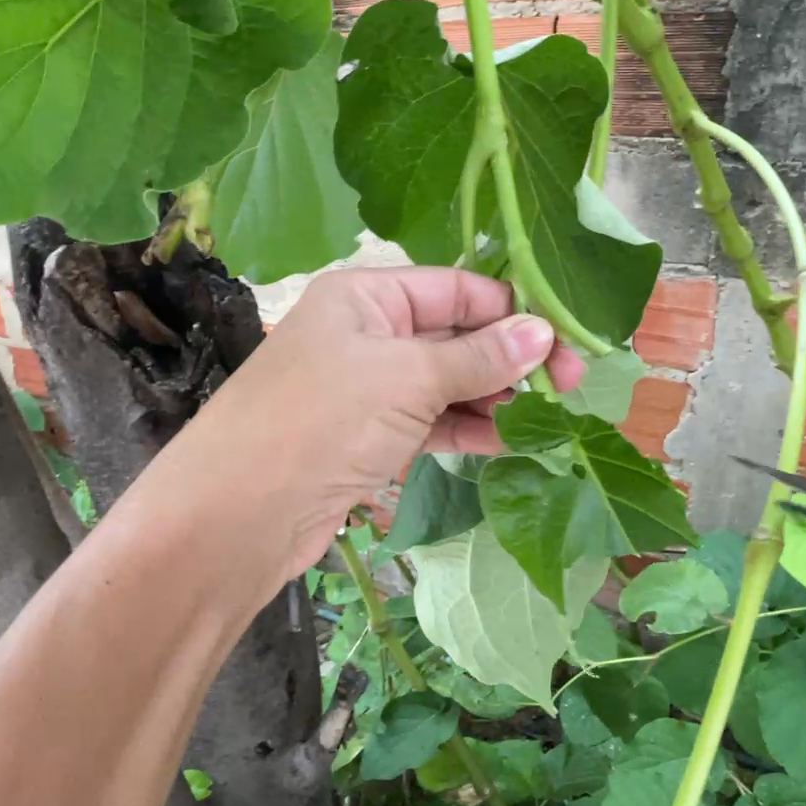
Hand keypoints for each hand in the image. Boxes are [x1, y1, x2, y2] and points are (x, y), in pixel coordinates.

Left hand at [137, 267, 583, 585]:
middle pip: (455, 335)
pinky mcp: (370, 438)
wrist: (236, 516)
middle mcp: (367, 334)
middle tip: (569, 385)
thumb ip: (477, 356)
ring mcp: (368, 388)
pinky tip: (508, 441)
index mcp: (366, 296)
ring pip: (448, 383)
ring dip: (495, 397)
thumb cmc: (320, 421)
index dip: (512, 310)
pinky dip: (467, 430)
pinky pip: (431, 422)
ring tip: (546, 417)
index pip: (456, 289)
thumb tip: (542, 333)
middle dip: (511, 357)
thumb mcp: (405, 377)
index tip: (565, 340)